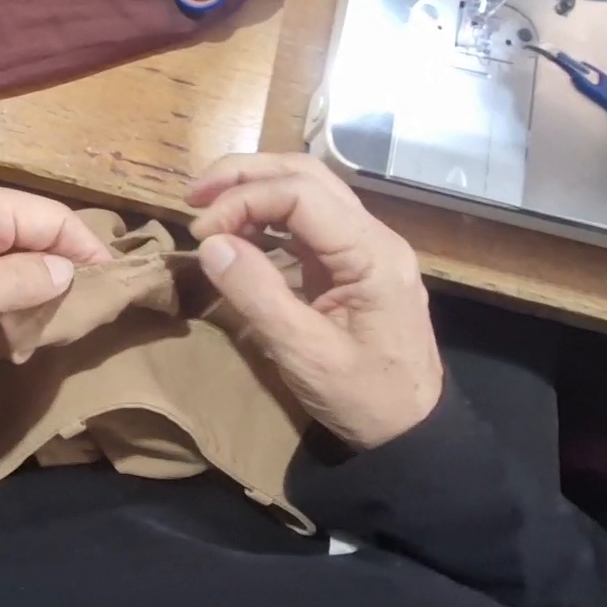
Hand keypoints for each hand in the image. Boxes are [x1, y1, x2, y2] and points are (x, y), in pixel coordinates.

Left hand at [0, 177, 113, 388]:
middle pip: (34, 235)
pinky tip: (24, 331)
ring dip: (38, 292)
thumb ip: (27, 277)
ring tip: (60, 322)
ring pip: (18, 261)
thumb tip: (69, 269)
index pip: (47, 215)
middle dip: (63, 269)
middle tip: (91, 306)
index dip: (84, 244)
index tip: (113, 279)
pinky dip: (14, 304)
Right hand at [187, 154, 441, 448]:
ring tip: (207, 208)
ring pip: (305, 188)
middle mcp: (372, 236)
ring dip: (253, 188)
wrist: (413, 432)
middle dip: (243, 176)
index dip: (241, 201)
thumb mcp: (305, 355)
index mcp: (372, 252)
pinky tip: (236, 232)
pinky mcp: (348, 263)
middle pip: (304, 174)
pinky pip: (304, 220)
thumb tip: (210, 244)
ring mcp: (362, 247)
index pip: (300, 194)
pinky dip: (264, 216)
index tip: (200, 235)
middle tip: (193, 197)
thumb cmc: (365, 398)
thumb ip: (258, 295)